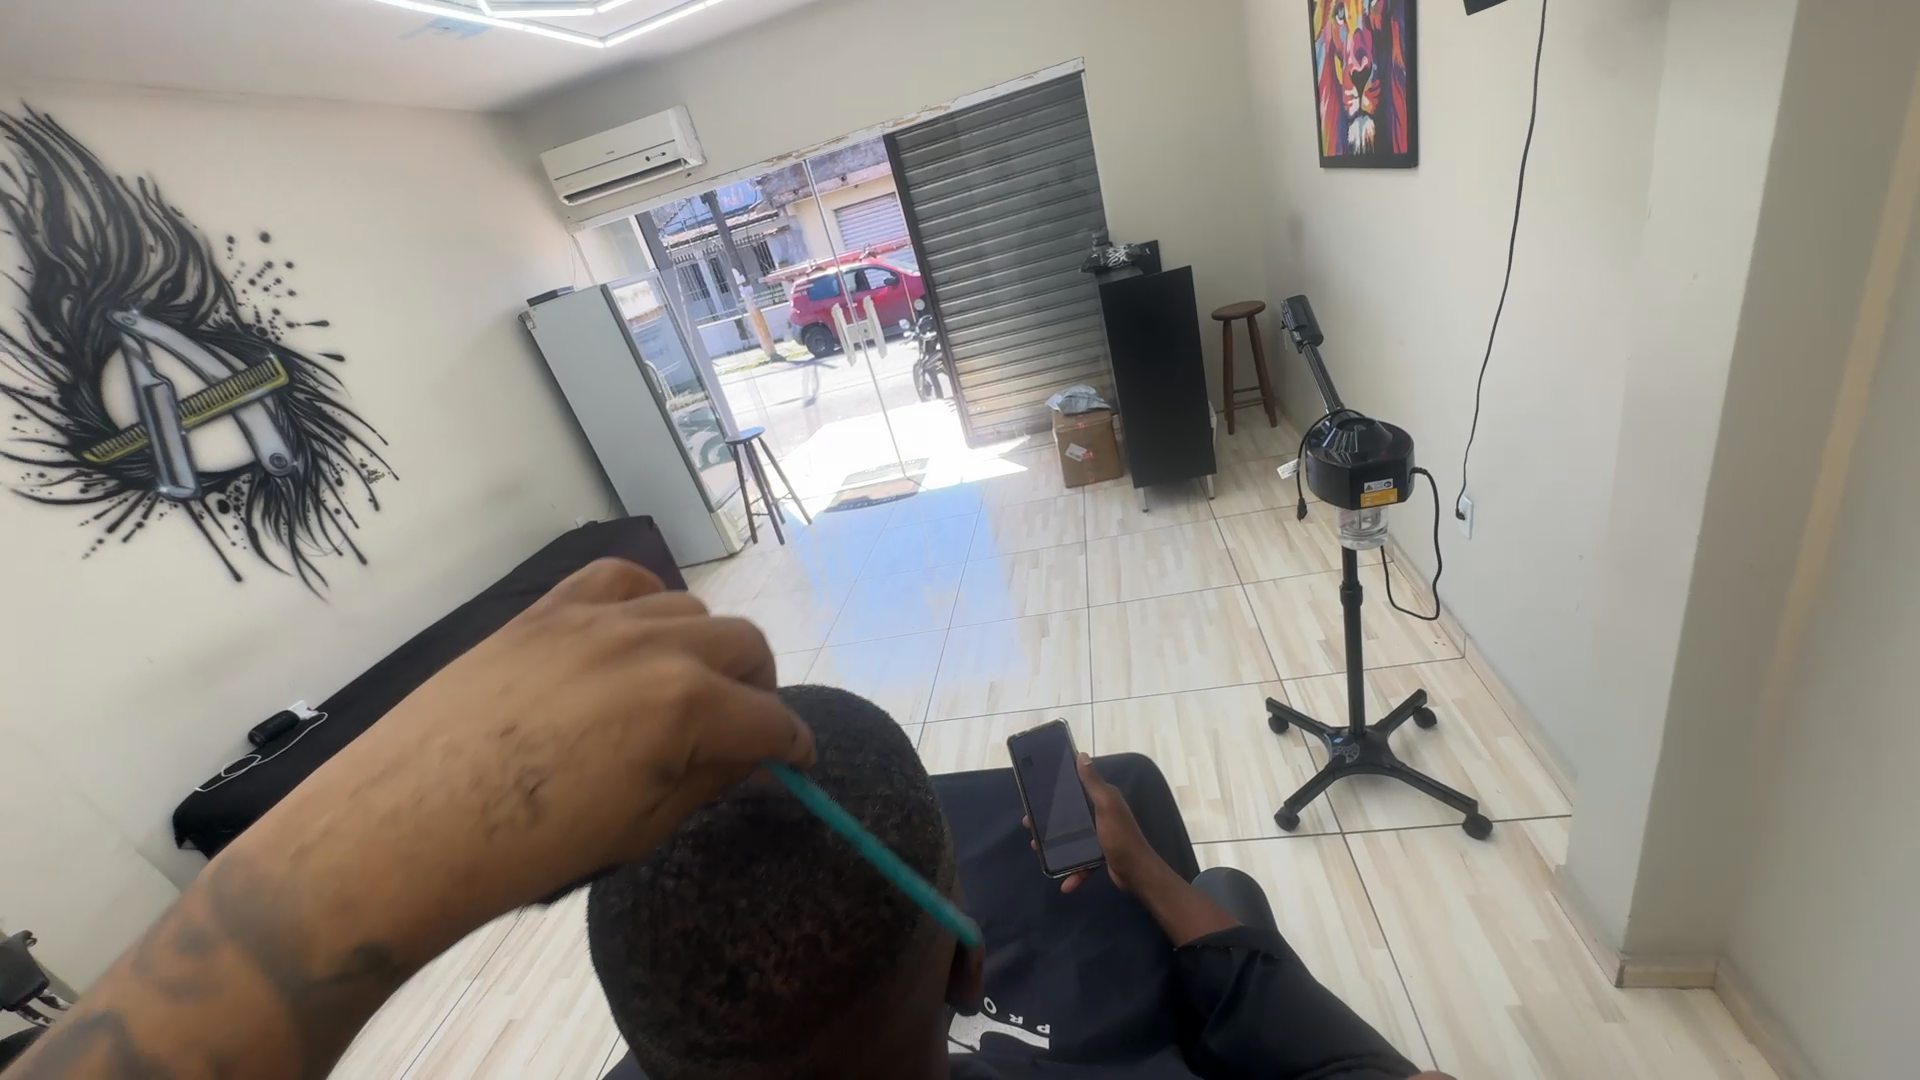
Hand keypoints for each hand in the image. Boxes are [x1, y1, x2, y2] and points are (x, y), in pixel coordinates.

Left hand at [10, 558, 817, 1079]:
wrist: (397, 832)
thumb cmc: (529, 849)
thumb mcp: (645, 826)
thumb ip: (715, 776)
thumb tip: (755, 751)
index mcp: (684, 709)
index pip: (772, 719)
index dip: (796, 744)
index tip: (799, 758)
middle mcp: (655, 646)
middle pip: (749, 644)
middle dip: (760, 688)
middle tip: (740, 725)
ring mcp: (599, 617)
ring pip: (694, 609)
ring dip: (706, 649)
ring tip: (679, 684)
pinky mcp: (550, 607)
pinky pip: (623, 577)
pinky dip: (646, 601)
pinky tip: (634, 633)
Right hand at [1025, 753, 1168, 895]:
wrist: (1137, 873)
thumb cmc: (1120, 836)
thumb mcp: (1106, 806)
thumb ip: (1093, 783)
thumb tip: (1081, 755)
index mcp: (1103, 799)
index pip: (1077, 788)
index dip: (1058, 788)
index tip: (1037, 792)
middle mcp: (1100, 814)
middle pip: (1069, 813)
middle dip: (1050, 818)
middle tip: (1029, 822)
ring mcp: (1099, 835)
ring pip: (1071, 836)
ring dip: (1054, 843)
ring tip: (1036, 847)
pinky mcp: (1099, 855)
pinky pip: (1081, 861)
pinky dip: (1073, 871)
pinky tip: (1064, 883)